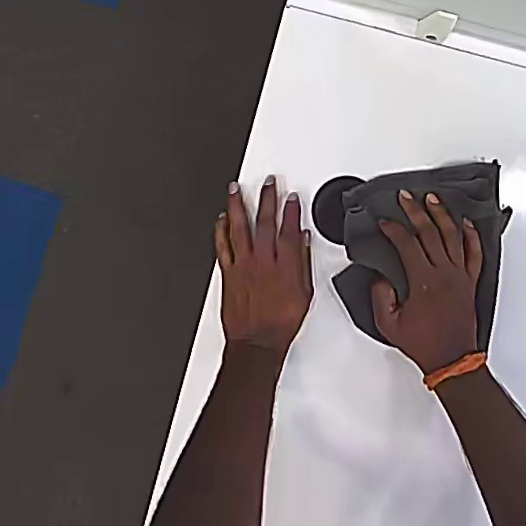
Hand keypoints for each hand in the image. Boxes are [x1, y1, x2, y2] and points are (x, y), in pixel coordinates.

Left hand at [215, 176, 313, 355]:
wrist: (256, 342)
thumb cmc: (280, 322)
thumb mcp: (304, 293)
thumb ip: (302, 262)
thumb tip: (302, 241)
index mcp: (284, 265)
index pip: (289, 229)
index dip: (291, 210)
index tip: (291, 196)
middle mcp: (262, 261)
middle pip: (265, 222)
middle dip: (268, 198)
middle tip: (268, 182)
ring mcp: (243, 264)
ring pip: (239, 227)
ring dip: (238, 205)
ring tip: (235, 189)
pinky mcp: (228, 272)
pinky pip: (222, 245)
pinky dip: (221, 230)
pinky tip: (221, 218)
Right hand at [372, 190, 483, 374]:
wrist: (453, 360)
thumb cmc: (424, 344)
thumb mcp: (389, 323)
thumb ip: (381, 296)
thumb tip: (381, 277)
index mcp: (424, 281)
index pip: (407, 243)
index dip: (394, 229)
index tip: (385, 223)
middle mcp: (444, 273)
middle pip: (430, 232)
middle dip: (415, 211)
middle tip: (406, 197)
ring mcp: (460, 275)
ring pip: (453, 236)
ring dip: (442, 214)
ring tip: (433, 199)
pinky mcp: (470, 281)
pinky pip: (474, 252)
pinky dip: (471, 235)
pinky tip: (466, 223)